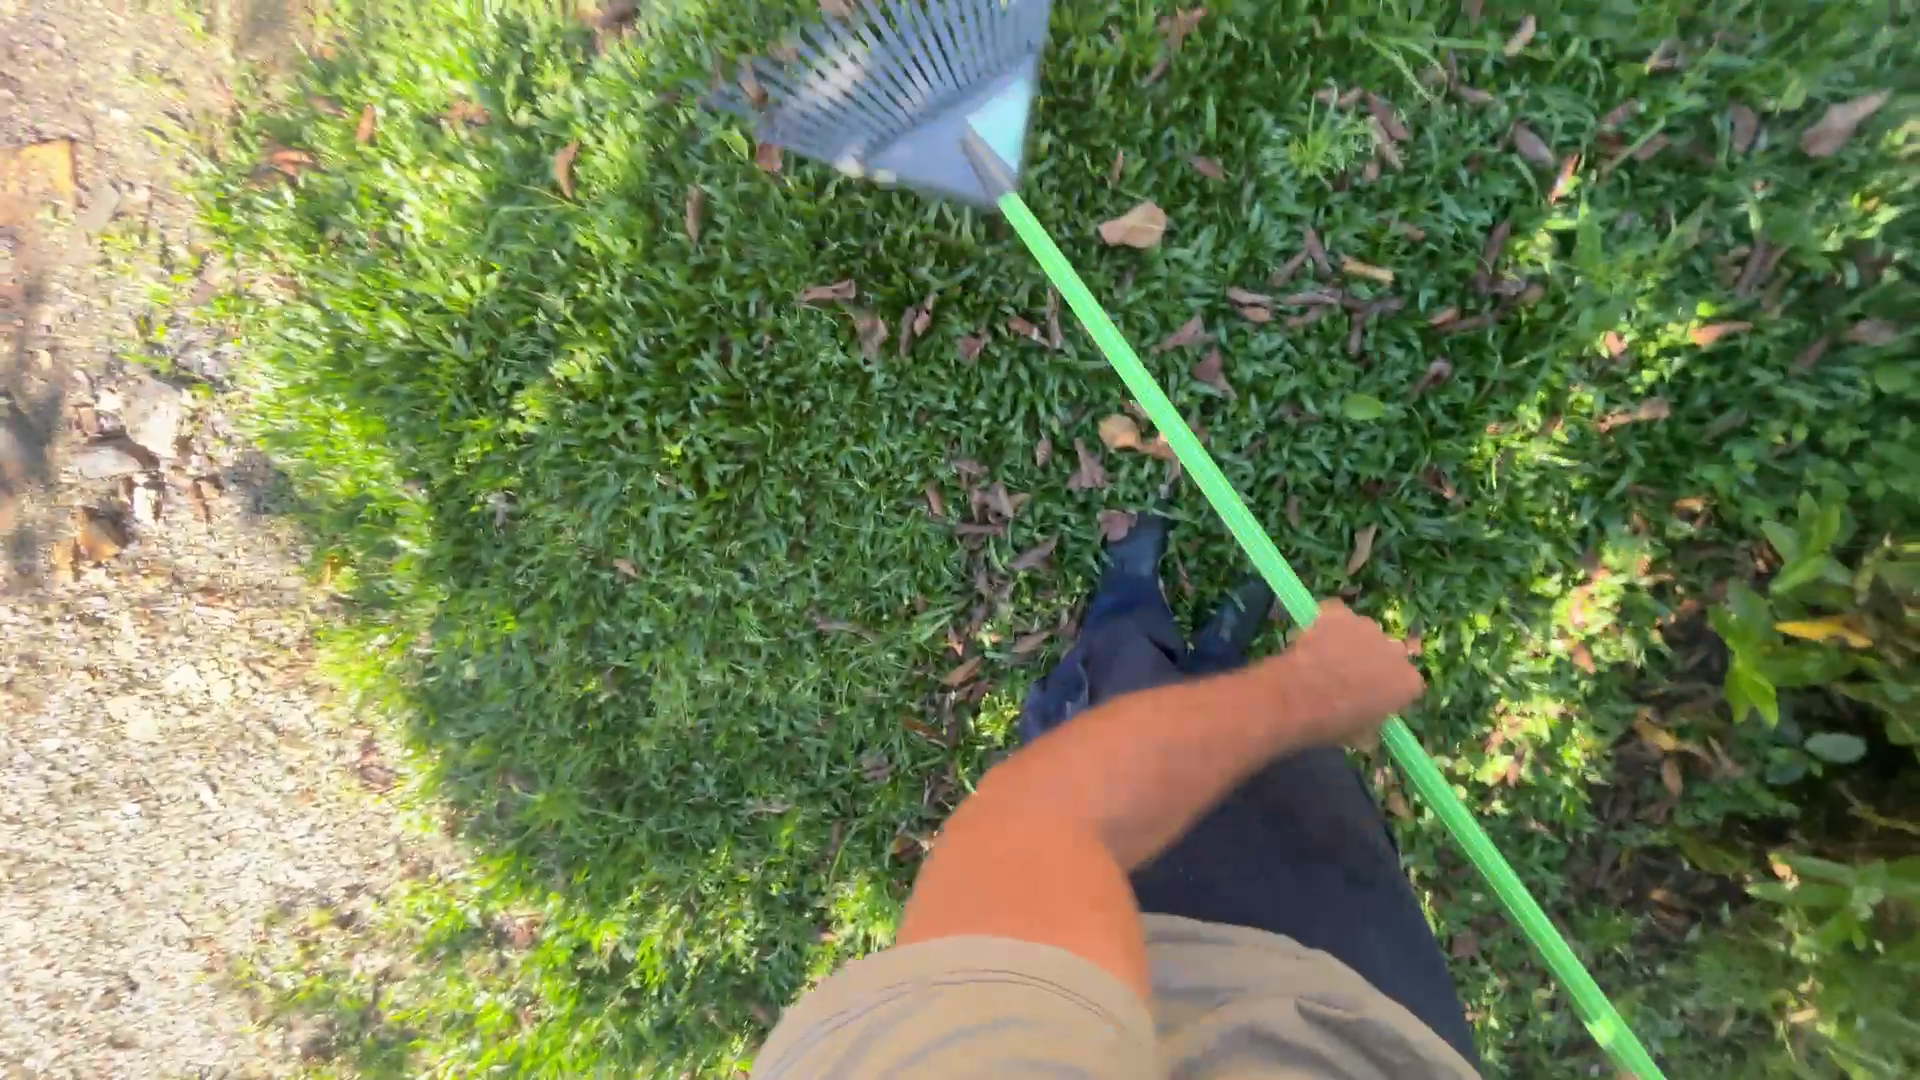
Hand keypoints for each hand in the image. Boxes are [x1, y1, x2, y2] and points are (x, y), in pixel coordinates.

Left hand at [1261, 600, 1424, 745]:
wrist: (1298, 697)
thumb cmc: (1332, 723)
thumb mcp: (1361, 735)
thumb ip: (1372, 723)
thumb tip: (1367, 727)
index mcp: (1409, 683)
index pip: (1405, 680)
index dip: (1384, 683)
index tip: (1367, 690)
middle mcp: (1395, 651)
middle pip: (1387, 650)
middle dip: (1370, 658)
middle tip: (1343, 670)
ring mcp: (1366, 628)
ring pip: (1361, 630)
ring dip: (1347, 638)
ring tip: (1322, 654)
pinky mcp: (1339, 613)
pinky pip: (1334, 613)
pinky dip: (1325, 621)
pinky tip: (1311, 635)